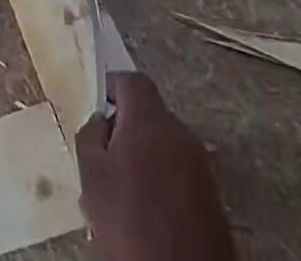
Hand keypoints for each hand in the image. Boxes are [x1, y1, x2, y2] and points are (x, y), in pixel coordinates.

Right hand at [76, 73, 235, 260]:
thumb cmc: (130, 220)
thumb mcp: (92, 176)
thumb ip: (90, 136)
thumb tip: (99, 120)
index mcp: (149, 120)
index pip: (133, 81)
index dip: (113, 86)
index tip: (100, 103)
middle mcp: (179, 132)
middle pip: (149, 112)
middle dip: (125, 127)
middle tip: (104, 158)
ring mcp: (200, 161)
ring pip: (164, 142)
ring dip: (143, 153)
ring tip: (123, 190)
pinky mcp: (211, 191)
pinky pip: (179, 167)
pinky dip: (161, 175)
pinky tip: (147, 207)